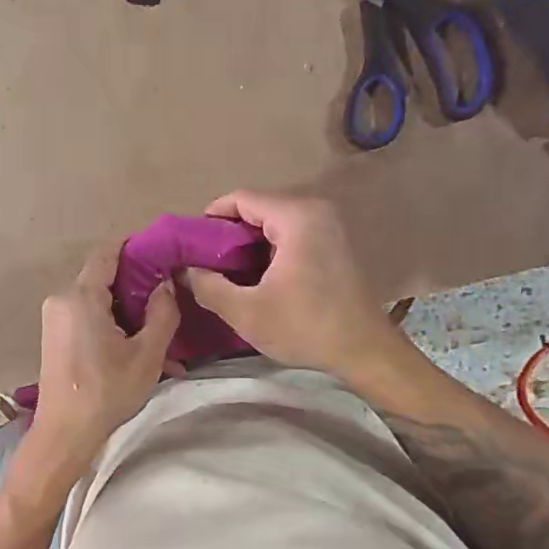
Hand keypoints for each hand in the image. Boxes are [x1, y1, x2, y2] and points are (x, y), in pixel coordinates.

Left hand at [30, 240, 181, 471]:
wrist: (65, 431)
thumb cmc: (107, 392)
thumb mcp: (147, 354)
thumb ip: (162, 312)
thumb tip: (165, 285)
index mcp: (81, 297)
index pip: (107, 252)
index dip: (136, 247)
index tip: (163, 252)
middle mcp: (61, 299)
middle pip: (102, 277)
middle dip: (136, 283)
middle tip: (168, 295)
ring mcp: (54, 318)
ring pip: (96, 300)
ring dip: (126, 310)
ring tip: (157, 327)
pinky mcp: (53, 336)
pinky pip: (85, 316)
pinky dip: (110, 323)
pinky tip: (134, 344)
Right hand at [184, 190, 407, 382]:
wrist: (362, 350)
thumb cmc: (304, 327)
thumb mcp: (245, 311)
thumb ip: (208, 287)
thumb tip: (185, 271)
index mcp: (296, 217)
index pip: (242, 199)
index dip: (210, 218)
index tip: (189, 244)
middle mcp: (315, 211)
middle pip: (257, 209)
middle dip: (226, 233)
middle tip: (201, 262)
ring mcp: (328, 227)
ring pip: (272, 225)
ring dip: (244, 245)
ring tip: (220, 272)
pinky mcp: (332, 246)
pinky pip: (288, 237)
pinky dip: (265, 252)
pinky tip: (250, 279)